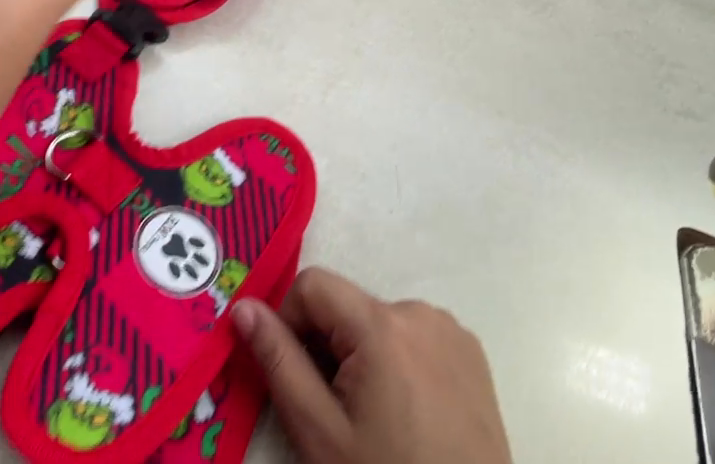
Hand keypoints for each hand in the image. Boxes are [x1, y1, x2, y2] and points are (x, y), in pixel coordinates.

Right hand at [230, 268, 510, 463]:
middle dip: (325, 344)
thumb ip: (277, 359)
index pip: (312, 285)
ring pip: (376, 321)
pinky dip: (395, 360)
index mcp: (381, 324)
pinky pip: (412, 336)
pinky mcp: (471, 353)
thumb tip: (243, 306)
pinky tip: (404, 410)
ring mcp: (451, 331)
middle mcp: (420, 312)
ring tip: (371, 413)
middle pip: (345, 305)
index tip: (293, 371)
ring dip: (359, 352)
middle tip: (330, 405)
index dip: (289, 320)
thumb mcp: (319, 429)